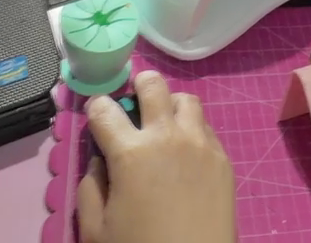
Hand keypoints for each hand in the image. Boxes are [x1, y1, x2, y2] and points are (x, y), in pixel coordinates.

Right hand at [79, 72, 234, 242]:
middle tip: (135, 102)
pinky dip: (192, 130)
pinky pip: (206, 127)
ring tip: (164, 125)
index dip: (95, 108)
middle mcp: (166, 136)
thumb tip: (98, 160)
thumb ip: (89, 189)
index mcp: (130, 152)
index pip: (104, 109)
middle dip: (139, 85)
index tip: (96, 115)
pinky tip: (185, 153)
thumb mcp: (96, 231)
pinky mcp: (221, 157)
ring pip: (186, 99)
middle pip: (153, 84)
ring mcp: (198, 143)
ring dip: (171, 105)